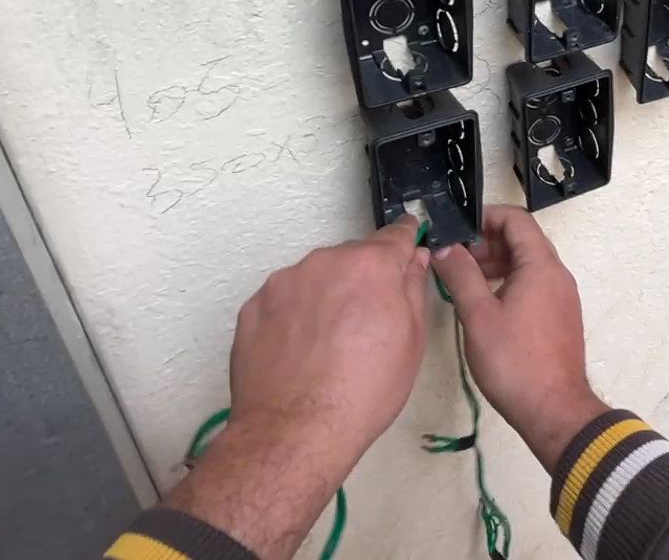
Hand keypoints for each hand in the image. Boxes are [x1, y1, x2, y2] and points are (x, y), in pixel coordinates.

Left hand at [167, 217, 430, 557]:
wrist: (294, 435)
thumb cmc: (363, 391)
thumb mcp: (411, 340)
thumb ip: (414, 288)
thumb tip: (412, 260)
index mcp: (370, 264)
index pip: (397, 233)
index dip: (406, 244)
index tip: (407, 252)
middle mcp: (326, 260)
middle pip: (354, 257)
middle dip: (363, 279)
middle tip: (366, 321)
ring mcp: (285, 281)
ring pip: (318, 276)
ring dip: (327, 294)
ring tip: (328, 342)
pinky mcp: (254, 305)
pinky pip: (286, 298)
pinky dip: (295, 314)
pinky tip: (300, 350)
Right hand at [433, 206, 610, 467]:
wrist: (555, 411)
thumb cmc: (514, 361)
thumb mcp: (479, 316)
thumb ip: (461, 276)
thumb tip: (444, 248)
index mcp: (541, 265)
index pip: (516, 219)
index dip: (486, 216)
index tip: (458, 228)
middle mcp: (557, 273)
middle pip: (523, 239)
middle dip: (488, 241)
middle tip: (456, 256)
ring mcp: (562, 295)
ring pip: (528, 262)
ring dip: (498, 262)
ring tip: (465, 280)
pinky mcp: (560, 315)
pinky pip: (535, 283)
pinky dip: (510, 281)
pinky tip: (487, 302)